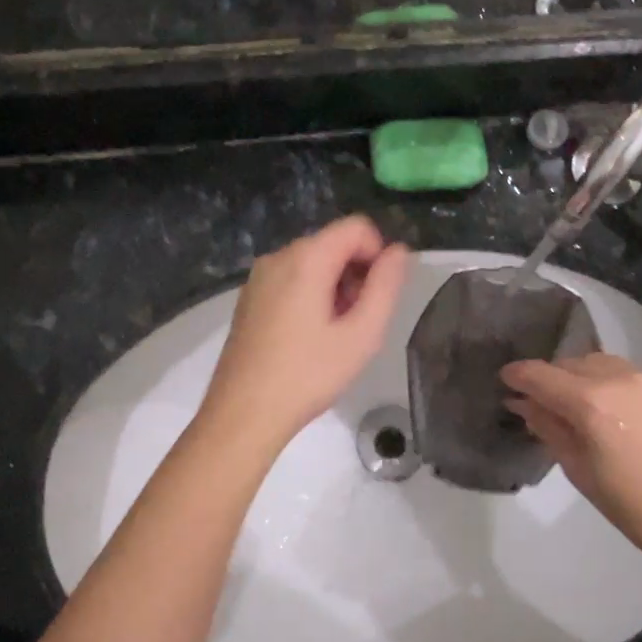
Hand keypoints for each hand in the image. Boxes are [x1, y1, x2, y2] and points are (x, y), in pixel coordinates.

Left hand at [202, 216, 409, 447]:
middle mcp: (279, 256)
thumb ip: (386, 286)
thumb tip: (398, 251)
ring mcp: (259, 277)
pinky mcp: (249, 298)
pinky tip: (309, 339)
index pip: (357, 227)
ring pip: (313, 263)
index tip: (377, 297)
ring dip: (335, 288)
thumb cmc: (308, 375)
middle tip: (357, 322)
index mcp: (306, 258)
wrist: (243, 414)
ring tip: (334, 335)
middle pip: (334, 243)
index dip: (378, 255)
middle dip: (355, 274)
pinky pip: (291, 280)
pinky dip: (310, 296)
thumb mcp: (362, 334)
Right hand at [501, 354, 641, 564]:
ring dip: (584, 377)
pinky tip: (621, 413)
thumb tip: (524, 403)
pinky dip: (617, 385)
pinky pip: (633, 374)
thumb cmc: (628, 505)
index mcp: (592, 402)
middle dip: (552, 377)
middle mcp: (621, 377)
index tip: (506, 379)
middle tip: (542, 400)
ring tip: (582, 404)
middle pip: (572, 363)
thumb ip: (548, 426)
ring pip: (603, 363)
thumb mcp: (577, 469)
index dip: (518, 375)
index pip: (542, 375)